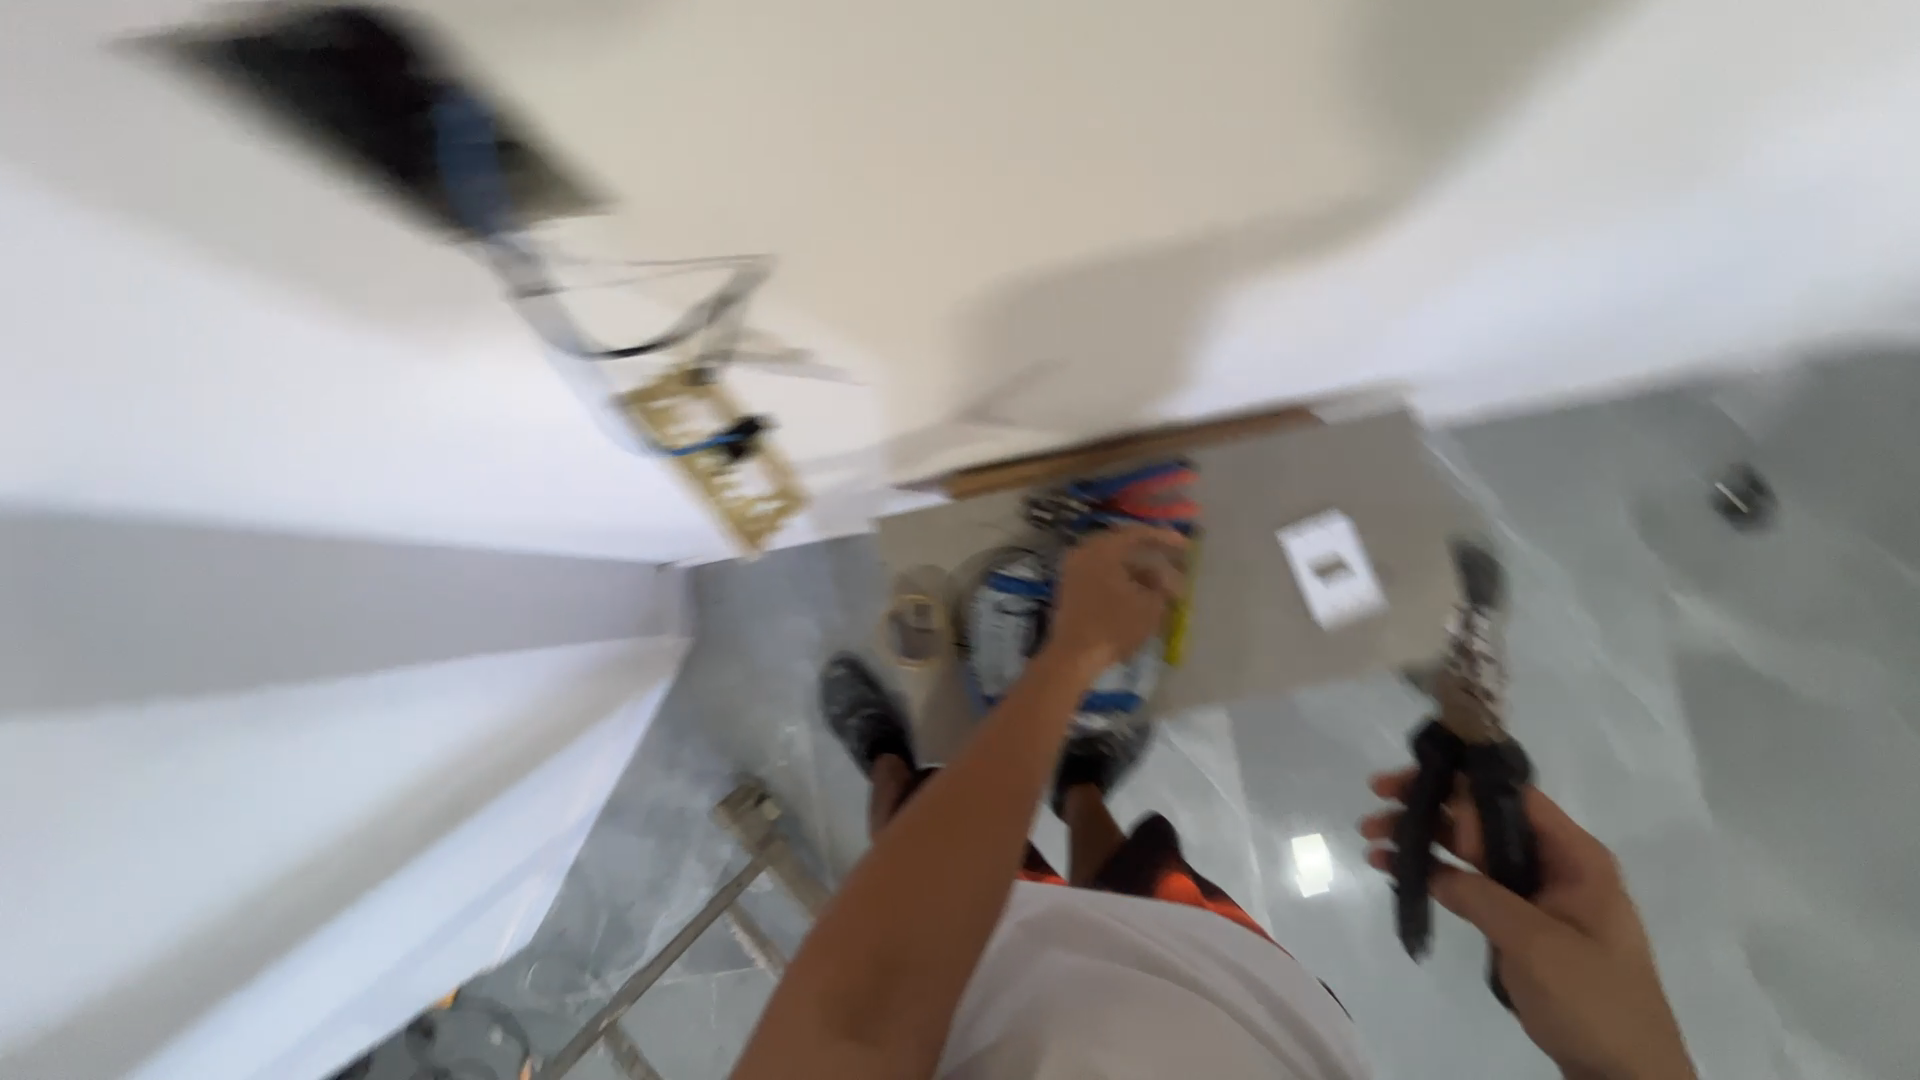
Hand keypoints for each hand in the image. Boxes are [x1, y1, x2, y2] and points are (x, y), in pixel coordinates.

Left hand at [1043, 525, 1187, 672]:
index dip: (1164, 538)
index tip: (1186, 545)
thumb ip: (1163, 586)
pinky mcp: (1070, 589)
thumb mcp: (1150, 606)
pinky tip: (1140, 594)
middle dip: (1150, 553)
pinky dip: (1121, 580)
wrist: (1073, 656)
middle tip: (1173, 559)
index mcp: (1102, 549)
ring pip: (1111, 562)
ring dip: (1137, 570)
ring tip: (1161, 583)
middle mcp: (1084, 552)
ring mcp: (1073, 570)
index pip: (1137, 533)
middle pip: (1123, 546)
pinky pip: (1101, 575)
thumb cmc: (1114, 627)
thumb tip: (1168, 578)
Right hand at [1360, 770, 1694, 1079]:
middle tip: (1377, 801)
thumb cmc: (1593, 1000)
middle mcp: (1554, 864)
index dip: (1458, 780)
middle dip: (1428, 806)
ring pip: (1467, 847)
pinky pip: (1467, 881)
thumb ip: (1478, 893)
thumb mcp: (1534, 941)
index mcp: (1574, 857)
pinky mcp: (1517, 919)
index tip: (1408, 782)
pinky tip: (1392, 869)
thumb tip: (1430, 867)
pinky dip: (1430, 872)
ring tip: (1371, 837)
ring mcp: (1534, 892)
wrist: (1626, 1078)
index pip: (1511, 796)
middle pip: (1481, 816)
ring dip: (1420, 838)